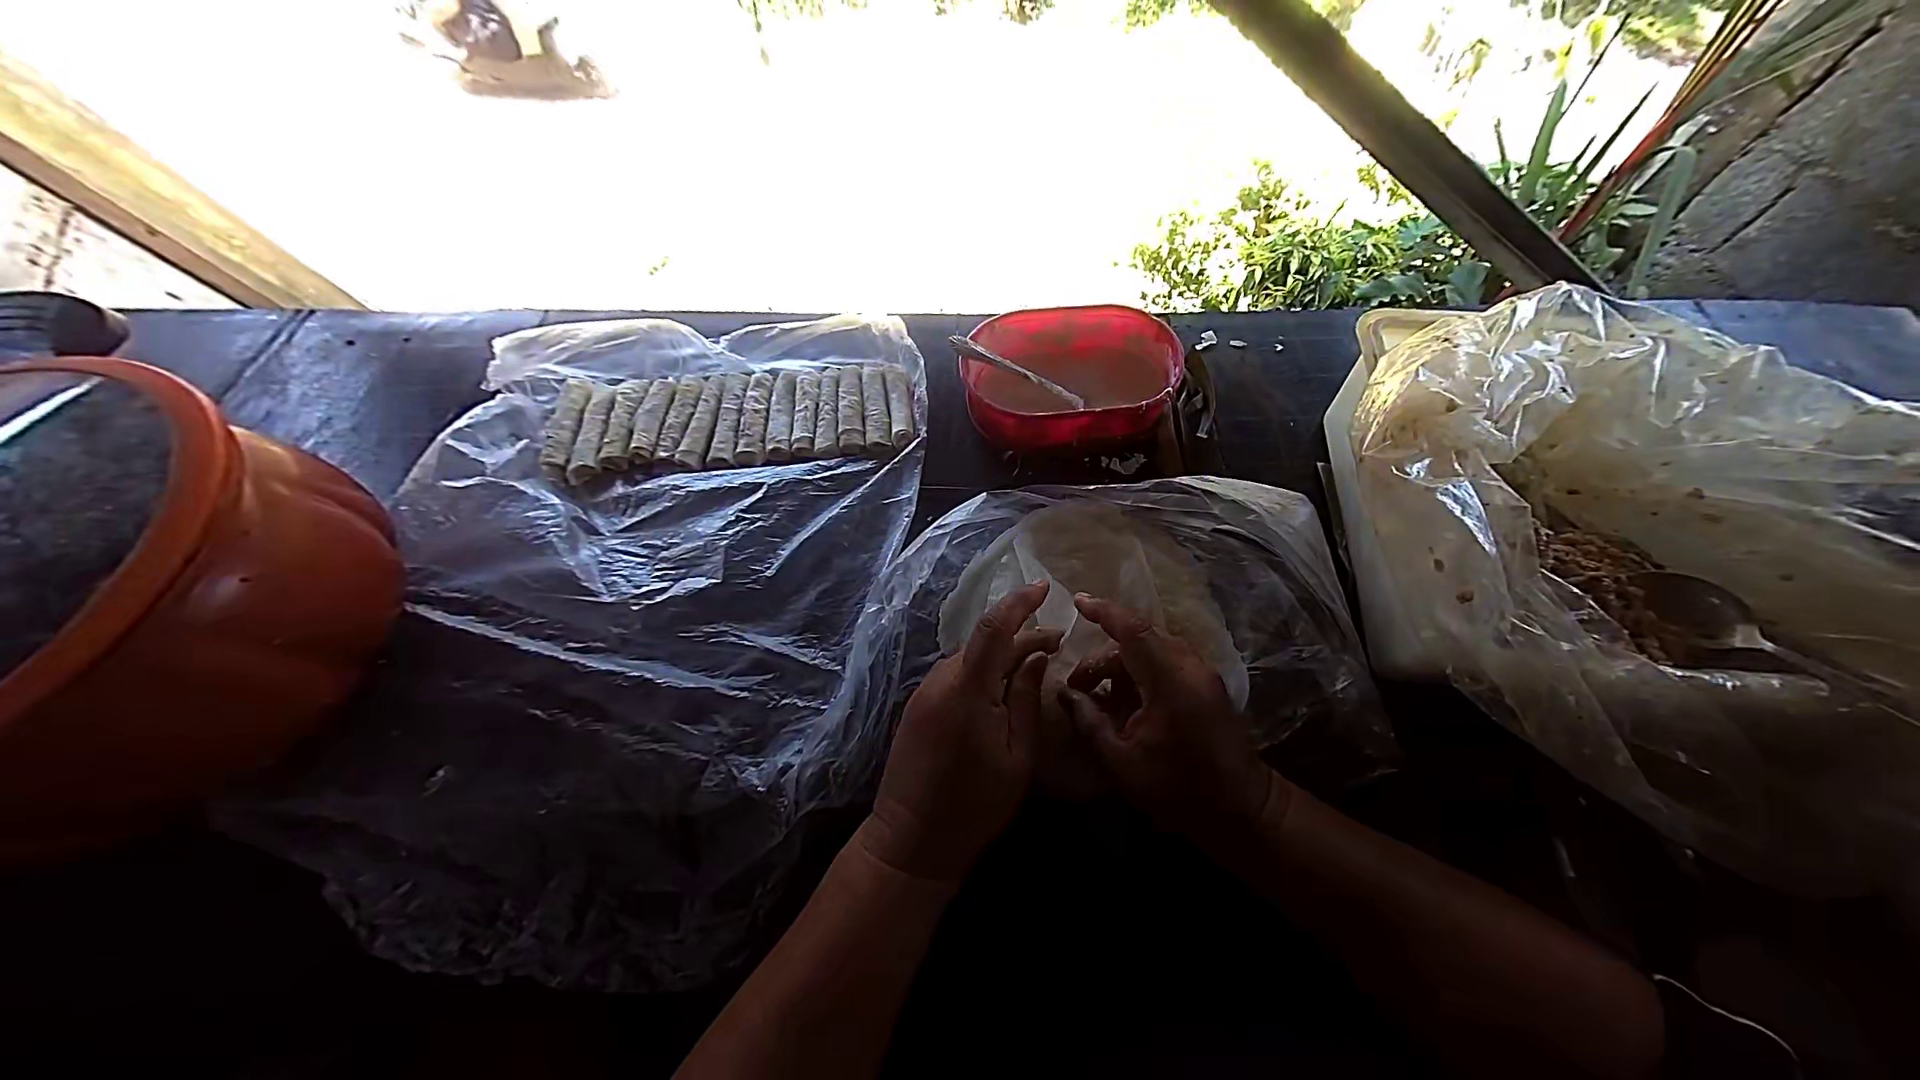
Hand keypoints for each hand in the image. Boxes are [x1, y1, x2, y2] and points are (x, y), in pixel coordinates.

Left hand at [860, 582, 1060, 882]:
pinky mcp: (917, 706)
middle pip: (984, 643)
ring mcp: (924, 693)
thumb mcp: (1017, 756)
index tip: (1044, 587)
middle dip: (1022, 636)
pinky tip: (1001, 688)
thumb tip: (1038, 656)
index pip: (994, 628)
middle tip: (1058, 644)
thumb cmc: (974, 805)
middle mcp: (940, 681)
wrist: (911, 839)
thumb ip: (1026, 699)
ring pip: (970, 659)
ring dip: (1001, 656)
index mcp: (967, 690)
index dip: (1019, 603)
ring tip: (1034, 665)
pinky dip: (981, 672)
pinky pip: (955, 676)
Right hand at [1057, 593, 1287, 842]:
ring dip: (1120, 666)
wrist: (1244, 810)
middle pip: (1139, 640)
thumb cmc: (1180, 790)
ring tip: (1095, 697)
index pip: (1133, 630)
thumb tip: (1065, 694)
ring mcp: (1202, 676)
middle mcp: (1190, 668)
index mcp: (1171, 682)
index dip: (1103, 612)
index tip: (1076, 601)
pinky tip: (1122, 702)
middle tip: (1076, 684)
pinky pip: (1165, 664)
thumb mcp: (1123, 762)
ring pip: (1151, 651)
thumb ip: (1090, 722)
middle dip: (1102, 656)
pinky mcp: (1206, 687)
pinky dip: (1139, 674)